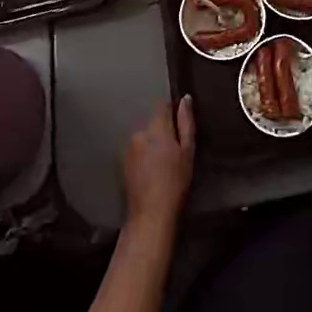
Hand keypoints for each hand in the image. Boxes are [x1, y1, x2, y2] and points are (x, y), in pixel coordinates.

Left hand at [123, 97, 193, 229]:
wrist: (151, 212)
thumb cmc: (176, 181)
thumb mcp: (187, 151)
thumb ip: (186, 122)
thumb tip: (185, 99)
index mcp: (157, 128)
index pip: (162, 106)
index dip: (173, 110)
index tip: (181, 123)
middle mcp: (140, 133)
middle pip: (154, 123)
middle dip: (164, 130)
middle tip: (175, 150)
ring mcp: (129, 147)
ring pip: (146, 136)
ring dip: (154, 142)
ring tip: (164, 163)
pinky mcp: (124, 160)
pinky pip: (138, 149)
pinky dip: (145, 154)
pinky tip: (153, 170)